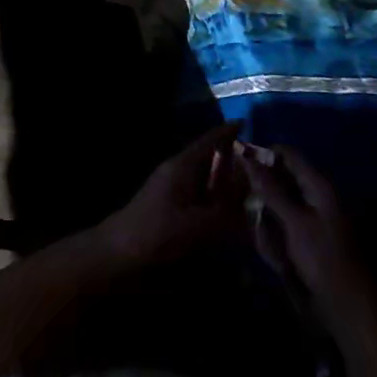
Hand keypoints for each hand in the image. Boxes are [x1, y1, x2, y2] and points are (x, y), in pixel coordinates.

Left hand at [96, 124, 247, 267]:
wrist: (118, 253)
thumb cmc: (157, 232)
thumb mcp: (197, 223)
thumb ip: (227, 210)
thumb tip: (252, 197)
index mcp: (182, 165)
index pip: (209, 140)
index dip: (228, 131)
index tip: (247, 123)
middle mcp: (177, 170)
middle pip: (208, 156)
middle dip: (231, 157)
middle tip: (258, 162)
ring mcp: (171, 187)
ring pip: (203, 175)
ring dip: (223, 178)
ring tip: (249, 184)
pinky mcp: (169, 204)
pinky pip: (198, 192)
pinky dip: (213, 195)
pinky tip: (227, 208)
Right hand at [243, 146, 376, 326]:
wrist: (348, 305)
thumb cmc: (323, 258)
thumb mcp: (294, 222)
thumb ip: (272, 190)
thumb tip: (248, 156)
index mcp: (319, 185)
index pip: (288, 155)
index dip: (263, 155)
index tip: (237, 164)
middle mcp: (317, 196)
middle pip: (283, 179)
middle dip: (261, 188)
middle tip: (240, 200)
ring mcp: (313, 217)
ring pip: (280, 203)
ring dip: (266, 214)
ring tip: (257, 230)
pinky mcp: (308, 237)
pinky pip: (285, 225)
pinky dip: (275, 233)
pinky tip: (271, 248)